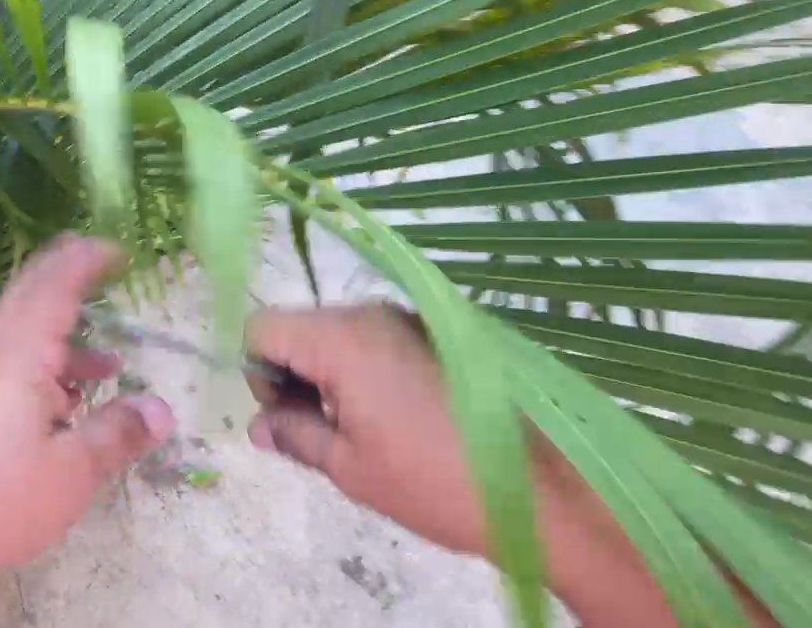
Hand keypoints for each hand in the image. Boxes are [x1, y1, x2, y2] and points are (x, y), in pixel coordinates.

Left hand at [0, 234, 175, 574]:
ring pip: (24, 338)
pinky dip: (49, 373)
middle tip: (96, 257)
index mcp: (20, 355)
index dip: (84, 263)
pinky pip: (16, 369)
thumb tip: (161, 408)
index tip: (116, 249)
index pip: (54, 289)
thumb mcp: (72, 470)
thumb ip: (116, 433)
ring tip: (109, 362)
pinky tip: (71, 407)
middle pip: (29, 297)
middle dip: (63, 274)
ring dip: (64, 338)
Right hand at [245, 304, 694, 626]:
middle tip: (318, 428)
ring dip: (327, 371)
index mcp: (342, 338)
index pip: (261, 327)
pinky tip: (392, 414)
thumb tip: (256, 427)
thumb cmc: (438, 484)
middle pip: (296, 326)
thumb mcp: (350, 469)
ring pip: (333, 331)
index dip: (257, 370)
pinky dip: (362, 367)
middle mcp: (370, 313)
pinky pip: (371, 336)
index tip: (284, 414)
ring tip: (359, 426)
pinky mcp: (436, 332)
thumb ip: (292, 435)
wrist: (554, 497)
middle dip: (292, 372)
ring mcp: (407, 319)